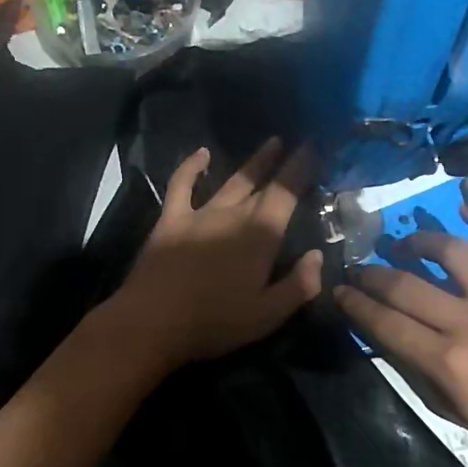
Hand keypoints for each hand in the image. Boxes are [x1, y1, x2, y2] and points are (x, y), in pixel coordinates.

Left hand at [103, 139, 323, 365]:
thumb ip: (300, 285)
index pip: (287, 191)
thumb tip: (317, 256)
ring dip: (254, 161)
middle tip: (301, 141)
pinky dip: (191, 167)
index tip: (316, 146)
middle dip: (285, 162)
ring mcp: (200, 214)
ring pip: (233, 181)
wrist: (150, 324)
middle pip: (264, 182)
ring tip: (271, 143)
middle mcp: (234, 214)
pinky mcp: (171, 220)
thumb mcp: (268, 315)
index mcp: (261, 234)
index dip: (303, 167)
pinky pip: (182, 185)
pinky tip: (201, 153)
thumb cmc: (215, 322)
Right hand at [333, 206, 467, 465]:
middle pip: (405, 285)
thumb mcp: (455, 413)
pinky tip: (466, 209)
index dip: (355, 304)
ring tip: (402, 244)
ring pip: (450, 252)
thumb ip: (417, 374)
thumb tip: (386, 337)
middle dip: (371, 273)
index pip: (385, 324)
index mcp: (448, 362)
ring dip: (418, 241)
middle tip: (358, 268)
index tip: (338, 290)